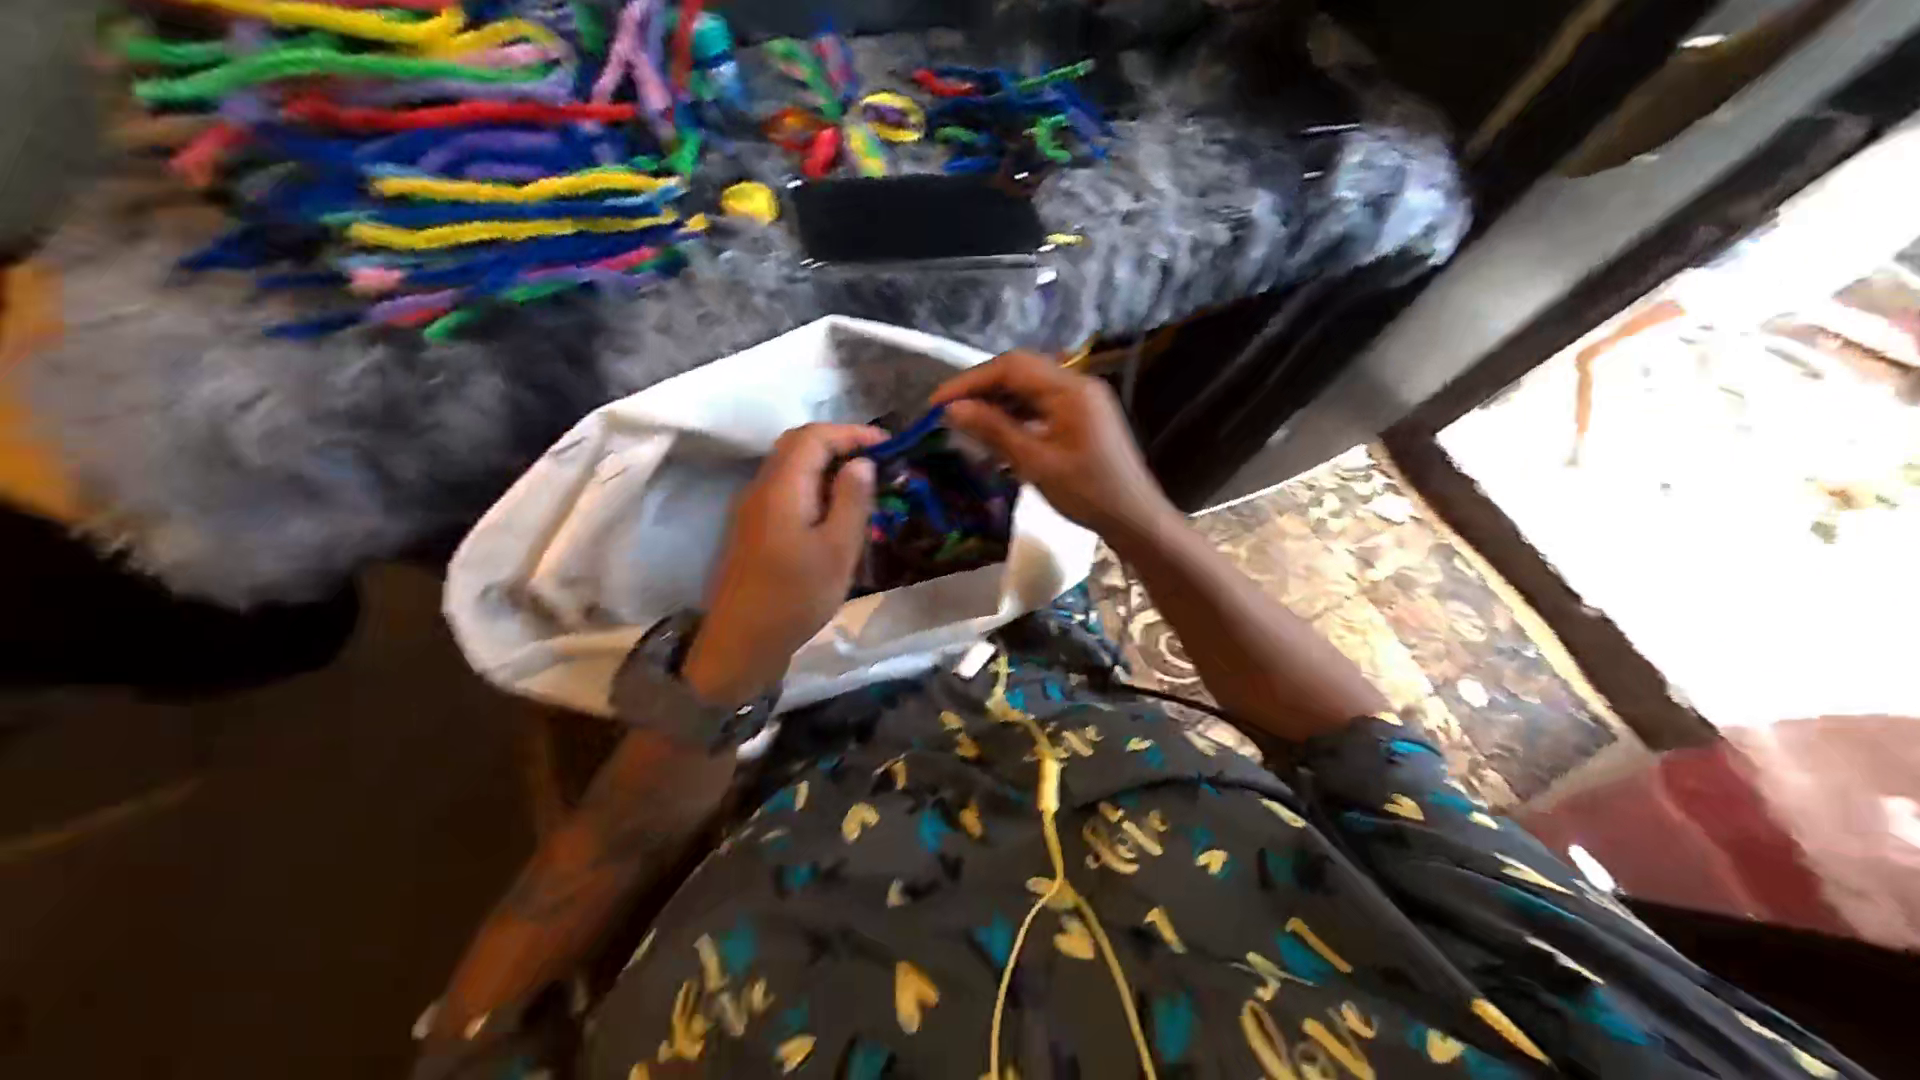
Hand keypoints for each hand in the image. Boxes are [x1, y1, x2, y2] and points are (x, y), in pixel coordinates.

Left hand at [681, 423, 884, 704]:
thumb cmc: (794, 597)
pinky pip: (786, 490)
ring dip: (827, 465)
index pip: (814, 436)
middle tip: (877, 461)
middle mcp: (761, 488)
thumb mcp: (837, 550)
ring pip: (790, 467)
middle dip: (839, 444)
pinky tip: (836, 511)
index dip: (852, 433)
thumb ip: (851, 501)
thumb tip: (862, 463)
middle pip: (797, 445)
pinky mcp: (754, 529)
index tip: (888, 446)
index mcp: (781, 487)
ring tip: (863, 484)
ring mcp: (753, 509)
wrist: (741, 642)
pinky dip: (814, 486)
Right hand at [930, 350, 1178, 539]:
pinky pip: (1041, 404)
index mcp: (1070, 388)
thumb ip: (994, 431)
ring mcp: (1082, 399)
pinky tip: (997, 432)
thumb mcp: (1036, 463)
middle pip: (1020, 372)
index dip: (970, 381)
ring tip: (967, 423)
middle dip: (981, 389)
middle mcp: (1077, 384)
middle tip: (948, 413)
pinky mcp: (1082, 416)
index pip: (1011, 367)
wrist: (1135, 518)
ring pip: (1029, 388)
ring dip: (997, 402)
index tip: (938, 403)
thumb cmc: (1087, 493)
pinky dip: (1016, 414)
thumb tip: (953, 410)